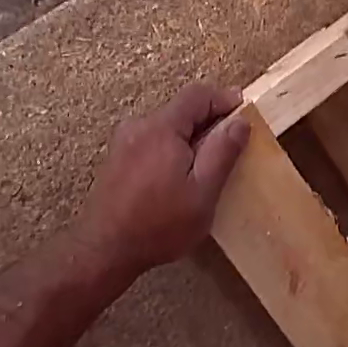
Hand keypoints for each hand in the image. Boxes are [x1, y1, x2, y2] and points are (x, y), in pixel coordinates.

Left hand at [72, 83, 251, 278]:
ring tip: (209, 163)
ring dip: (191, 136)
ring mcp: (124, 142)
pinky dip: (173, 147)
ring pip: (167, 126)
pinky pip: (153, 140)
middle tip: (232, 141)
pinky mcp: (118, 159)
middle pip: (181, 109)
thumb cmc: (158, 225)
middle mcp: (139, 127)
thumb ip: (223, 152)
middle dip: (209, 120)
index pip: (197, 95)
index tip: (244, 110)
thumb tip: (240, 122)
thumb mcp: (202, 192)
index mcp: (161, 128)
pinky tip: (181, 175)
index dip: (224, 98)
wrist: (103, 251)